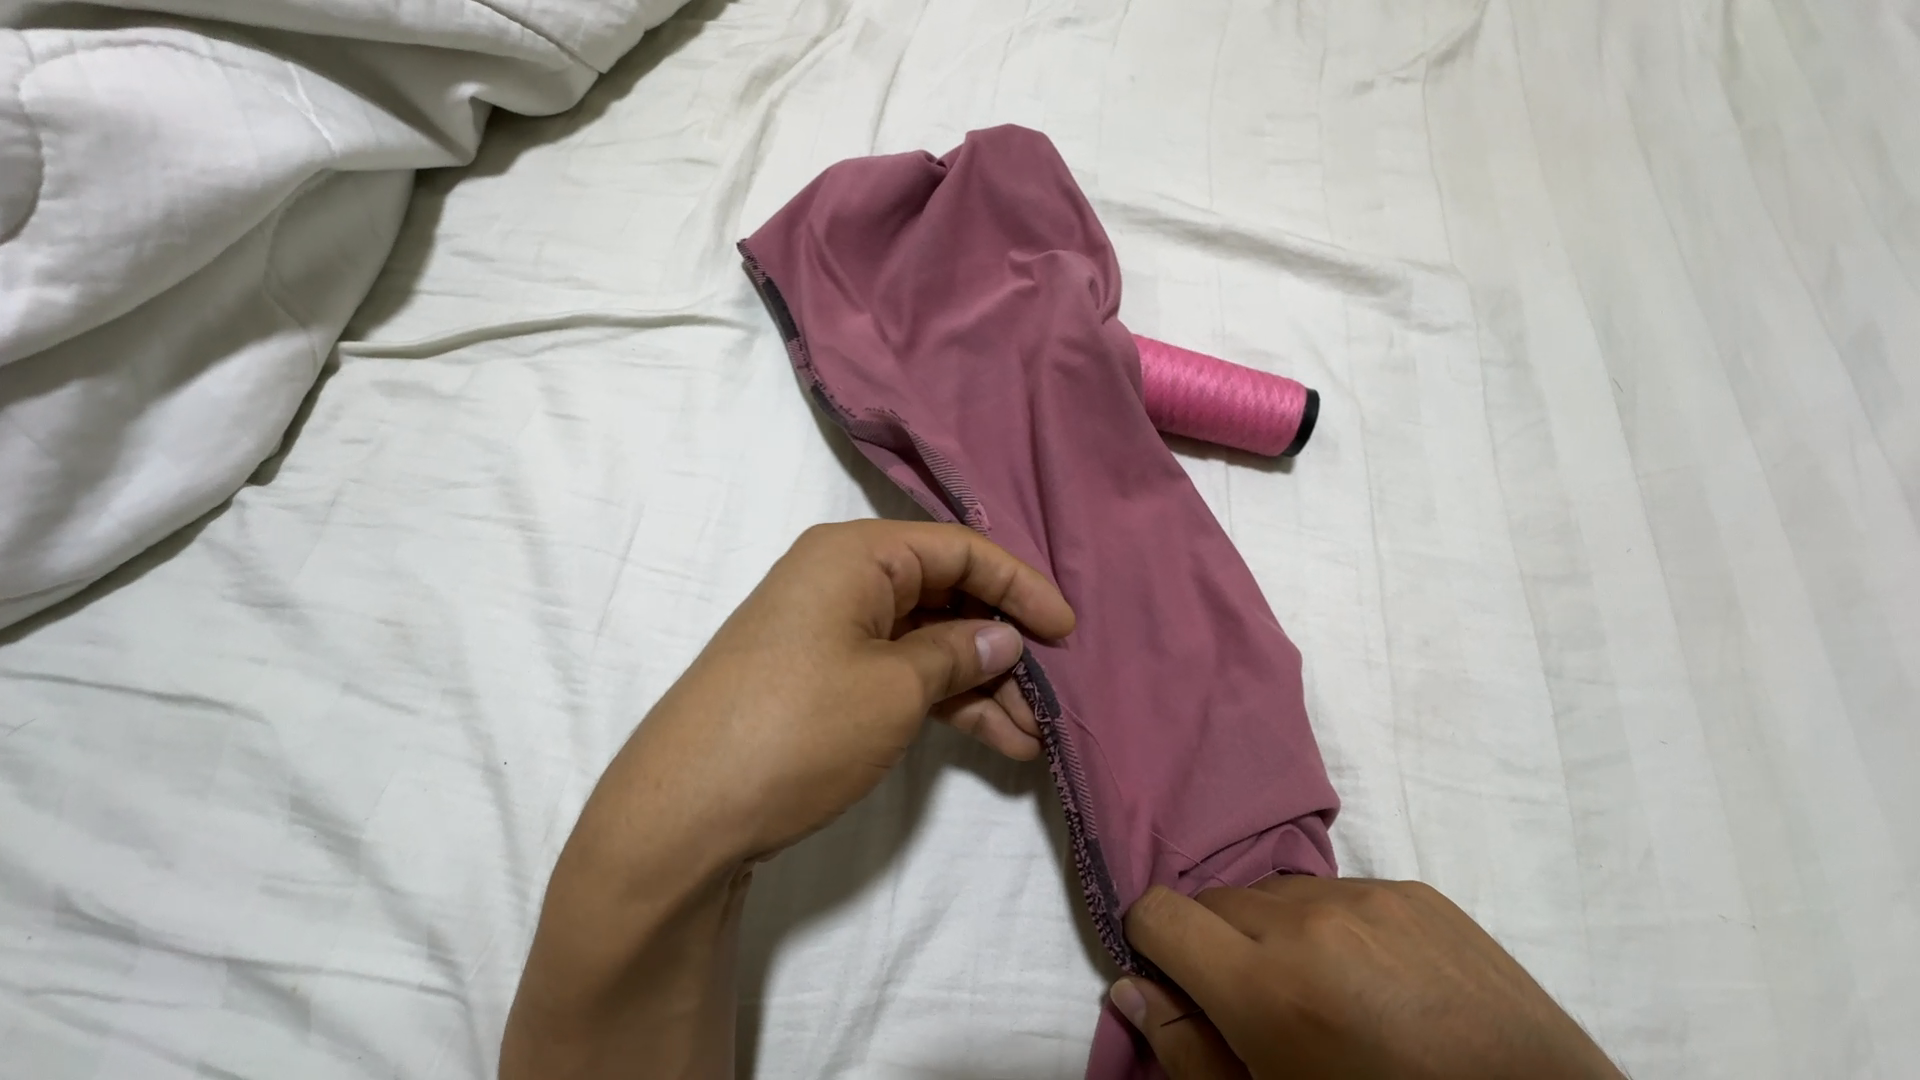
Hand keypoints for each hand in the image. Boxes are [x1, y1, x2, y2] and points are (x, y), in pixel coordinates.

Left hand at [502, 520, 1074, 1079]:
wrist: (683, 813)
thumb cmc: (798, 729)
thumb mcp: (894, 688)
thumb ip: (957, 653)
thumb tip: (1004, 638)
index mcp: (856, 554)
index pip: (959, 549)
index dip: (1020, 587)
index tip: (1067, 631)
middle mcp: (843, 579)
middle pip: (945, 596)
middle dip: (1002, 647)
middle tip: (1051, 695)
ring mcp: (830, 630)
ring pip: (927, 642)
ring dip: (980, 685)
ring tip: (1033, 737)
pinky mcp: (823, 677)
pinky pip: (899, 673)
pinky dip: (943, 701)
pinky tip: (995, 741)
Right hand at [1110, 876, 1626, 1079]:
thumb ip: (1188, 1052)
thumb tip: (1130, 990)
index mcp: (1267, 986)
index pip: (1157, 912)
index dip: (1150, 944)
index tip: (1177, 983)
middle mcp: (1309, 918)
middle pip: (1212, 900)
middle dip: (1214, 946)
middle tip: (1258, 1007)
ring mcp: (1369, 896)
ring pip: (1273, 892)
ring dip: (1273, 933)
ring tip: (1326, 994)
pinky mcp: (1419, 891)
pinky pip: (1340, 893)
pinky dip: (1333, 927)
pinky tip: (1380, 983)